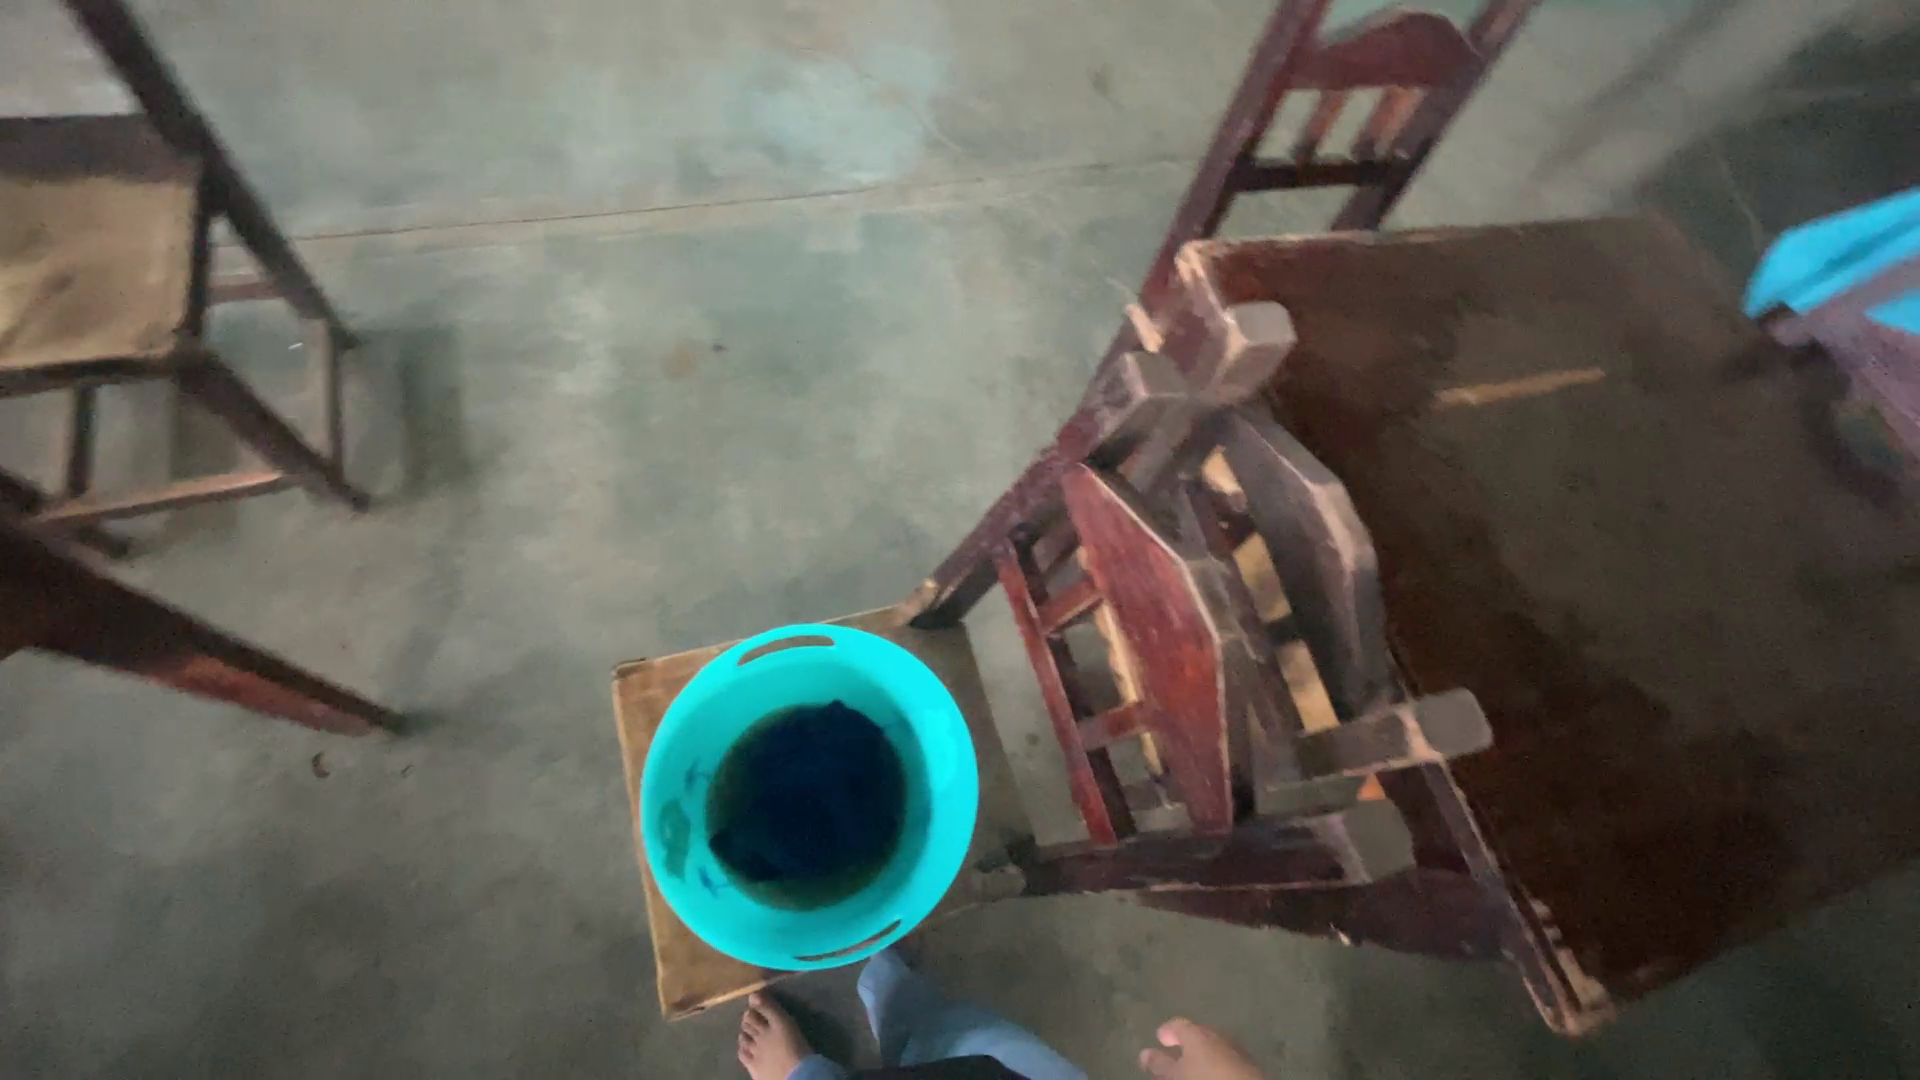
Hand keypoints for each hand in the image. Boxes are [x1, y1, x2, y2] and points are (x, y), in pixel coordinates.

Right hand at [1138, 1018, 1266, 1079]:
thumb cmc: (1204, 1079)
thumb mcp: (1177, 1075)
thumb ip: (1160, 1064)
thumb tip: (1144, 1054)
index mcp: (1196, 1032)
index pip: (1178, 1024)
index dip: (1168, 1031)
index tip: (1160, 1038)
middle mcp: (1216, 1034)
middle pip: (1198, 1035)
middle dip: (1187, 1044)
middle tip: (1177, 1055)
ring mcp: (1236, 1049)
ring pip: (1215, 1048)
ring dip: (1204, 1056)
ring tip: (1196, 1069)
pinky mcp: (1250, 1066)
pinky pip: (1229, 1060)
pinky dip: (1219, 1065)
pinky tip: (1217, 1074)